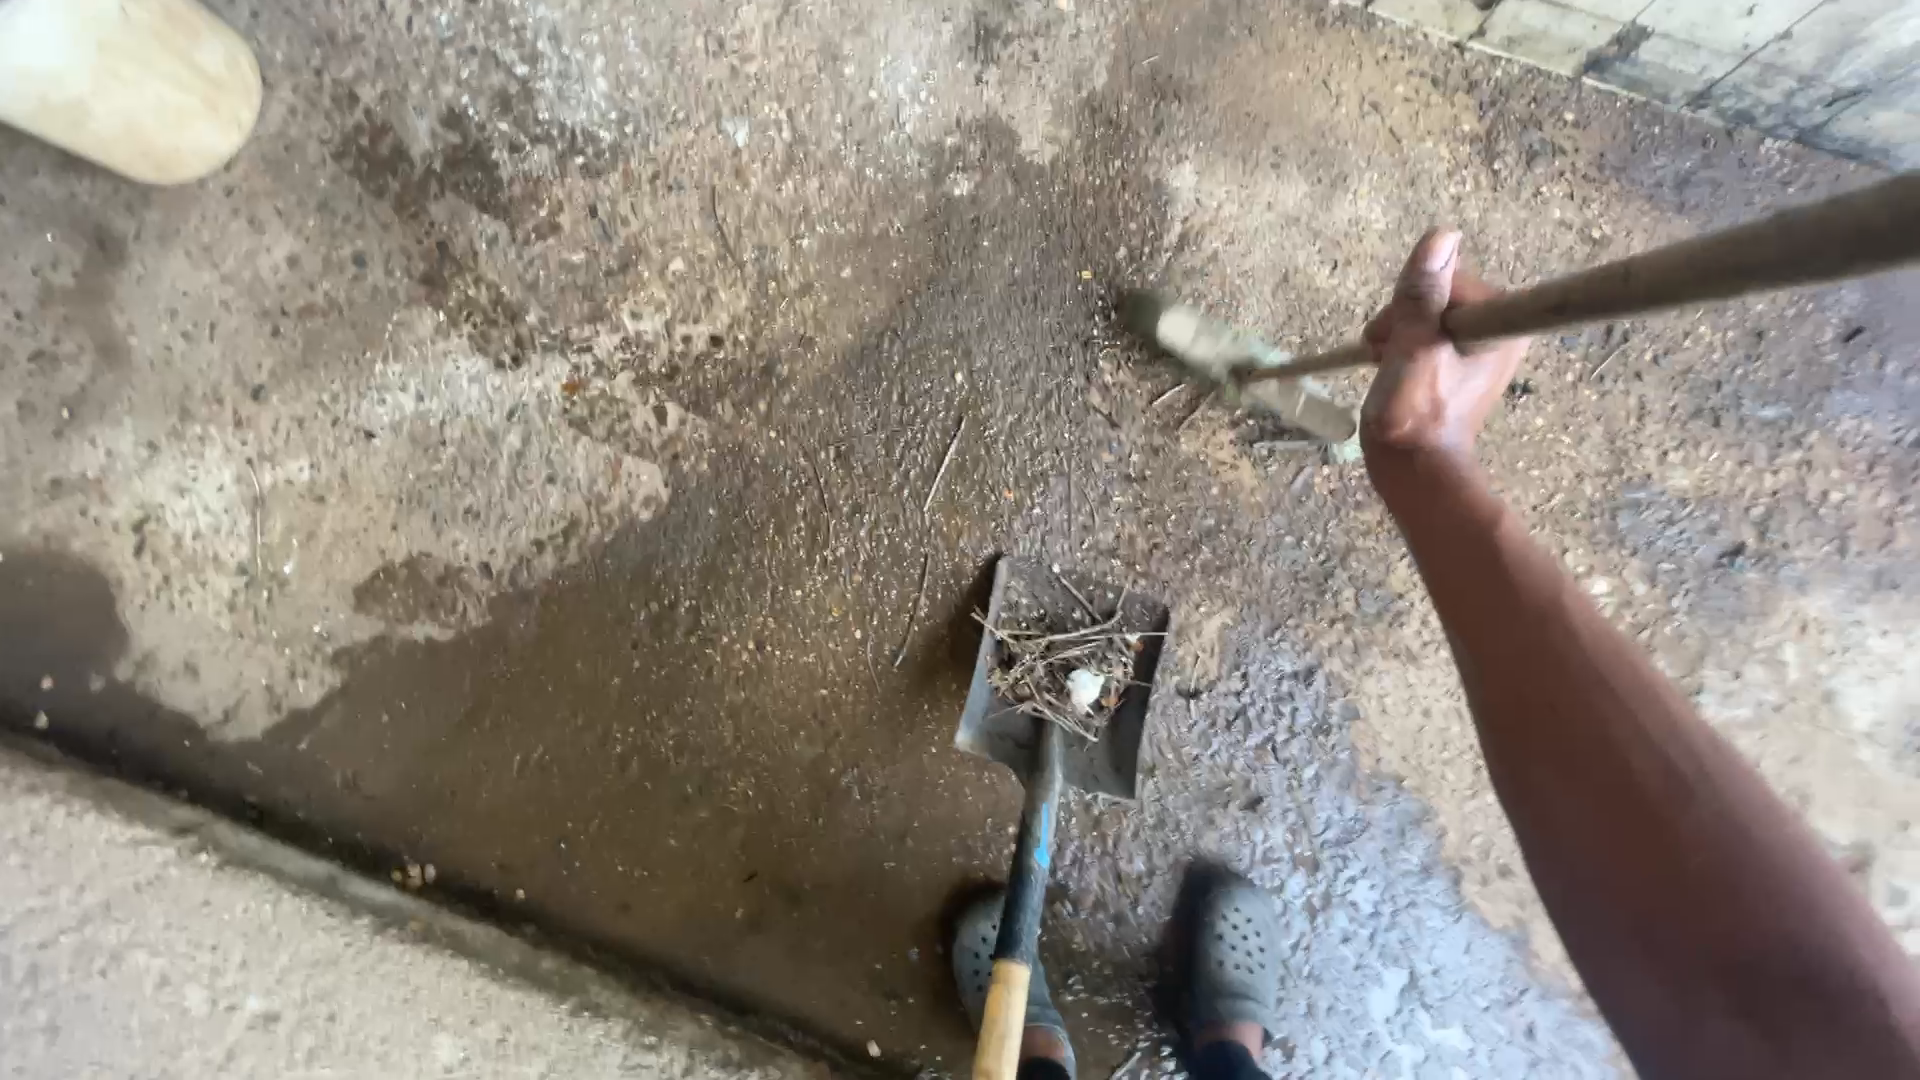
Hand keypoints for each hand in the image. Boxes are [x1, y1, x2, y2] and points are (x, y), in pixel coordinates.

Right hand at [1360, 229, 1528, 465]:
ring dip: (1399, 334)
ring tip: (1386, 366)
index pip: (1451, 281)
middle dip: (1403, 319)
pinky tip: (1395, 368)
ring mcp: (1485, 347)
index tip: (1393, 335)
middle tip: (1381, 354)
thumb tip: (1441, 235)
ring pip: (1431, 315)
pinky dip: (1406, 346)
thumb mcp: (1411, 353)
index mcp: (1503, 325)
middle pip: (1441, 295)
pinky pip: (1432, 333)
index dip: (1415, 303)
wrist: (1414, 470)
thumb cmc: (1413, 418)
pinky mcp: (1465, 362)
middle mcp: (1503, 329)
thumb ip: (1421, 297)